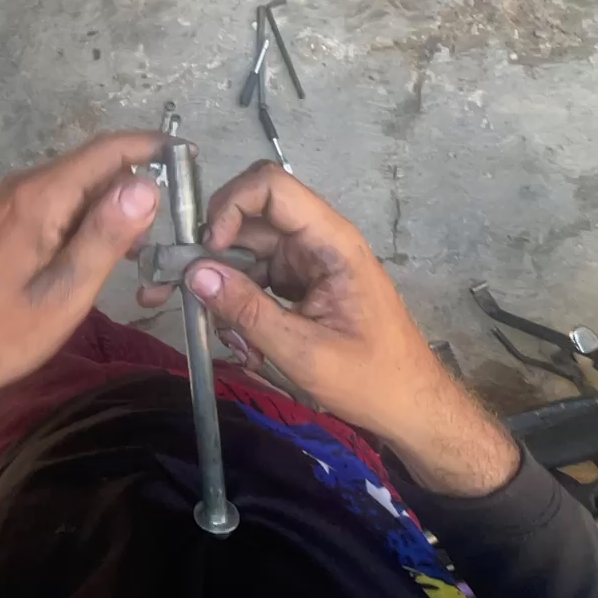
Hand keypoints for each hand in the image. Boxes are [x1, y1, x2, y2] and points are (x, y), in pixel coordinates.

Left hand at [0, 132, 167, 473]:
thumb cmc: (5, 334)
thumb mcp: (66, 291)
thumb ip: (106, 235)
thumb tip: (147, 184)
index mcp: (39, 196)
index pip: (106, 150)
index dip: (150, 147)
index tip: (190, 157)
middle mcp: (23, 186)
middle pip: (93, 165)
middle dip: (135, 183)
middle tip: (168, 223)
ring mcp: (11, 202)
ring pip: (77, 184)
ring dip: (112, 204)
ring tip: (138, 246)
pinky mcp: (8, 220)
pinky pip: (58, 201)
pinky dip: (87, 216)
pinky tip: (100, 251)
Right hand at [142, 161, 517, 495]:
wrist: (413, 411)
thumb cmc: (373, 381)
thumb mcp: (305, 353)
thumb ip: (248, 311)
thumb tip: (194, 274)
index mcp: (330, 241)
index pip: (272, 186)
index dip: (232, 205)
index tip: (209, 249)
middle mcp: (314, 240)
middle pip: (248, 216)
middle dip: (212, 249)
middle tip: (184, 286)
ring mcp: (303, 260)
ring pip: (243, 249)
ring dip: (222, 284)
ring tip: (217, 330)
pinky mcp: (295, 281)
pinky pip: (251, 276)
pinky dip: (236, 302)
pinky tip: (239, 341)